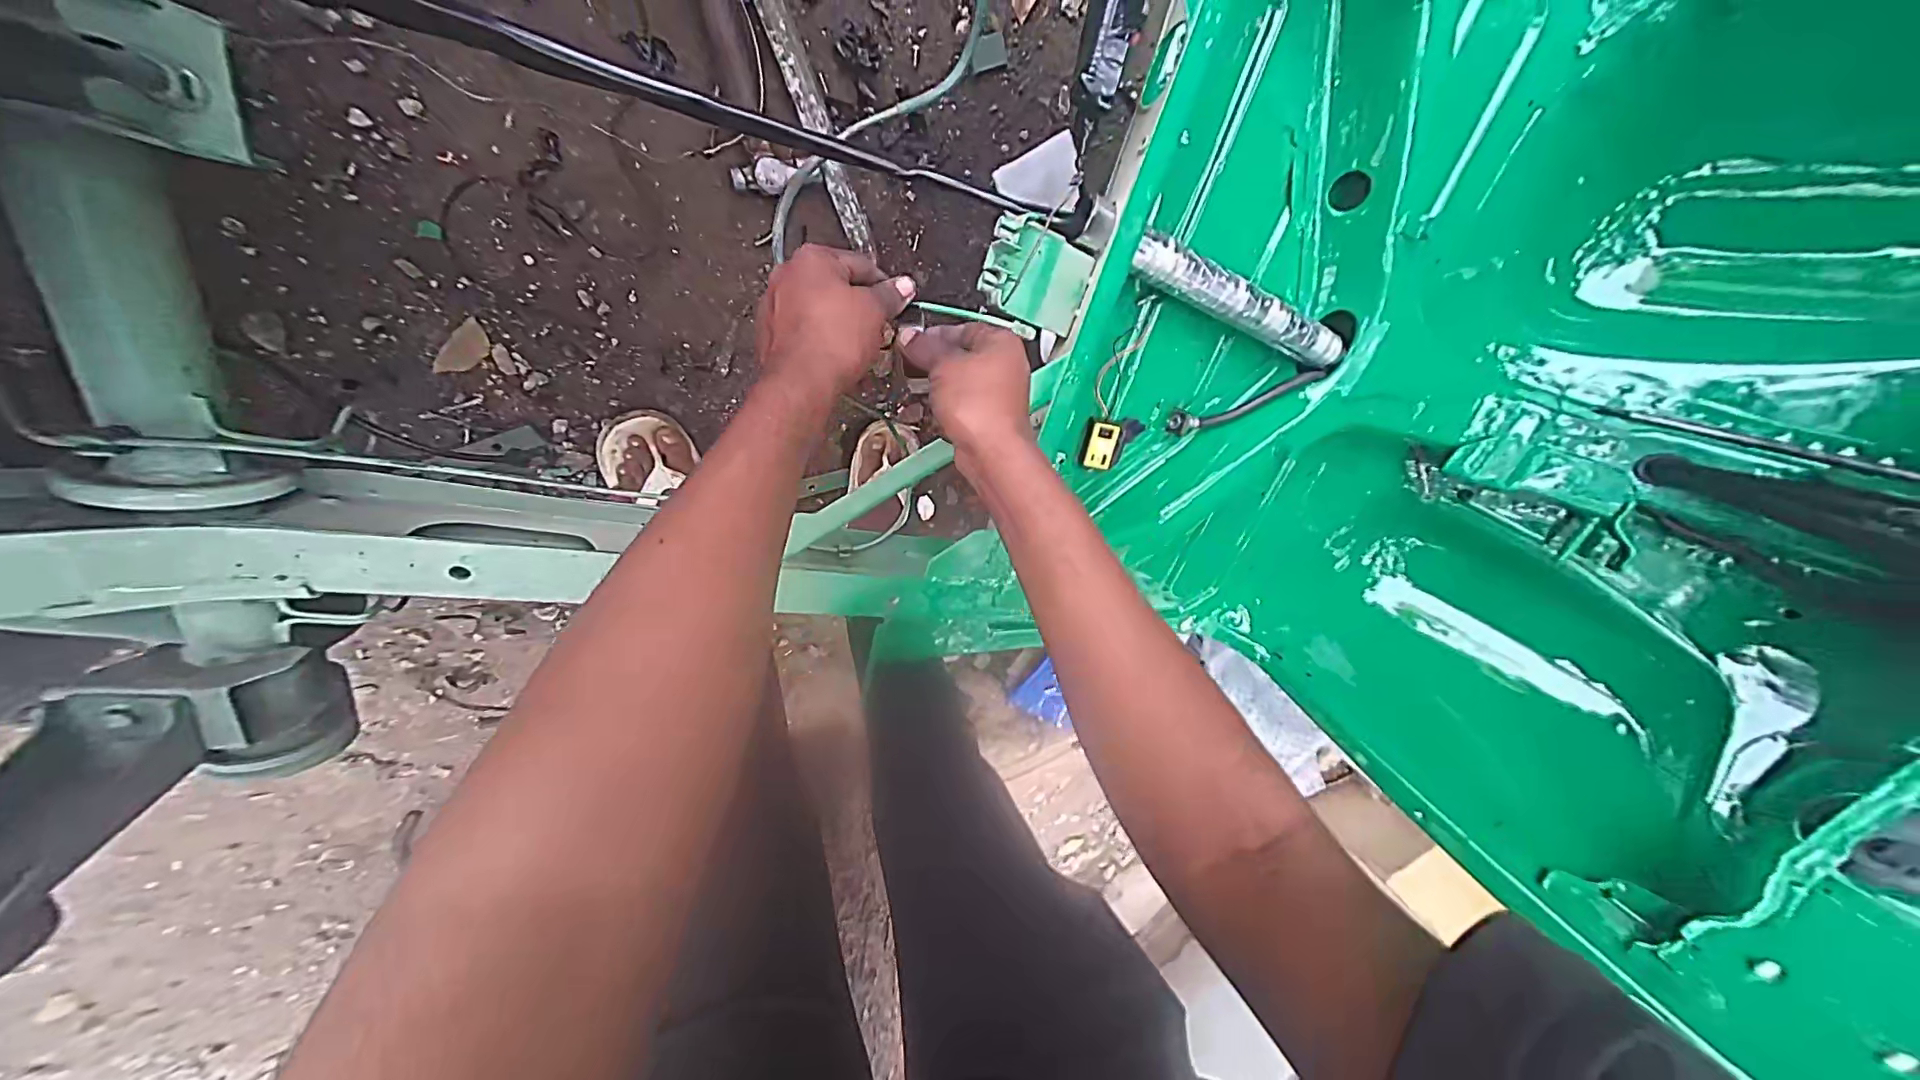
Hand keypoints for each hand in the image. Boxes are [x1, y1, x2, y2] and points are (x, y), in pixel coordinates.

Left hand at [755, 244, 915, 405]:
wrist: (801, 383)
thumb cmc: (831, 342)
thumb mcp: (874, 311)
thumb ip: (889, 295)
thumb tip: (901, 286)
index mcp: (812, 259)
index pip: (861, 265)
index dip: (883, 286)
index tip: (894, 301)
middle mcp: (787, 276)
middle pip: (836, 287)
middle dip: (858, 308)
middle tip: (877, 327)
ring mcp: (775, 306)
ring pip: (819, 312)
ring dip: (839, 326)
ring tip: (857, 347)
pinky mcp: (771, 337)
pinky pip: (805, 333)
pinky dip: (821, 342)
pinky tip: (835, 357)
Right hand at [896, 323, 1032, 474]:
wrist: (991, 451)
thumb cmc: (978, 404)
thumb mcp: (943, 365)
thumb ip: (925, 347)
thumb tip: (910, 336)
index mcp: (1002, 342)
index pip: (964, 327)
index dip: (935, 333)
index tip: (914, 339)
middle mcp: (1006, 365)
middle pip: (963, 354)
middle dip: (935, 359)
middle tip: (911, 362)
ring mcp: (999, 393)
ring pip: (962, 380)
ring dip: (939, 383)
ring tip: (917, 385)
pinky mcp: (990, 416)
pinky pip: (964, 403)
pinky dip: (947, 403)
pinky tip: (931, 407)